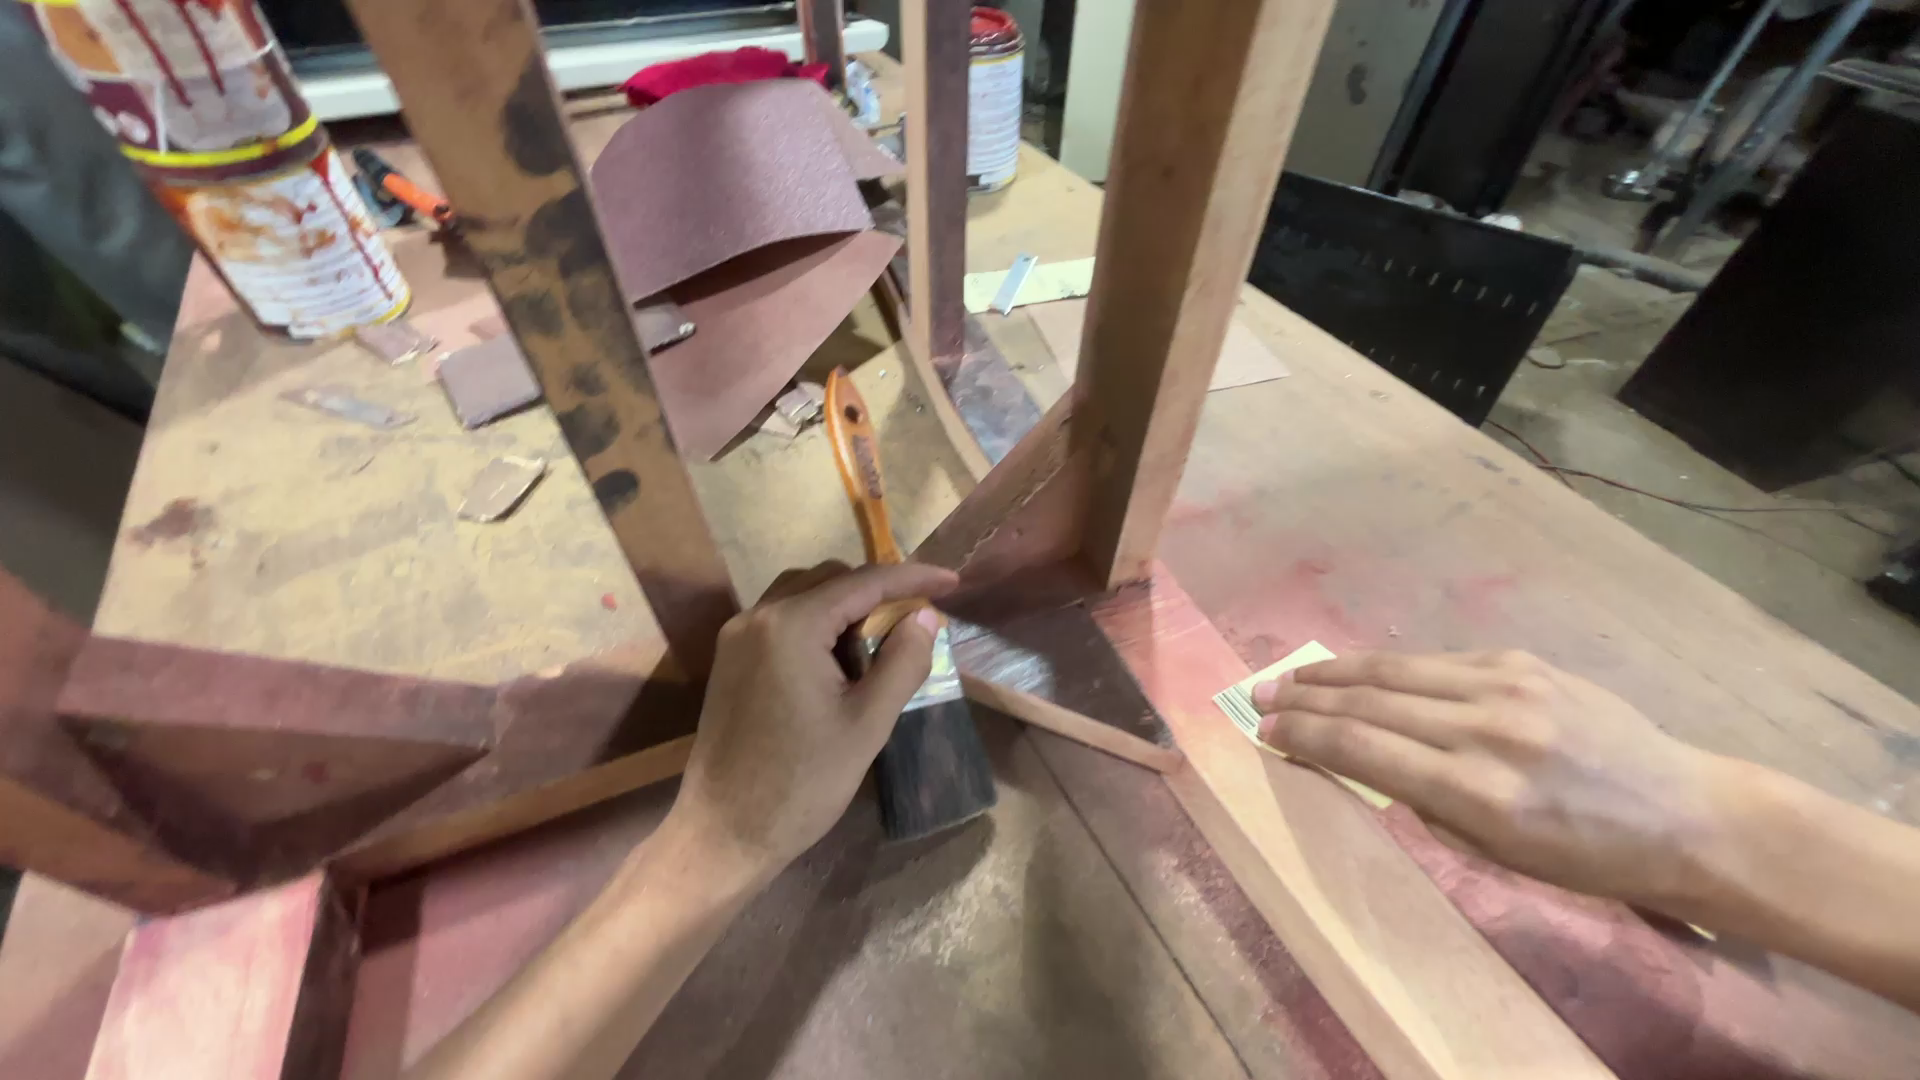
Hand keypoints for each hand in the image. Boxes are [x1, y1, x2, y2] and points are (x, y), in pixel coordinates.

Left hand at [665, 561, 959, 881]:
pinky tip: (839, 662)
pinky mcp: (730, 660)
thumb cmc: (803, 783)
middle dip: (877, 593)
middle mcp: (757, 617)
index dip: (913, 578)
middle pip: (830, 580)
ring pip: (804, 595)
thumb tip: (925, 617)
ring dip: (846, 607)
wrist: (725, 834)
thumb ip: (903, 661)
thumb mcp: (868, 723)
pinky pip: (782, 620)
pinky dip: (818, 624)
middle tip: (915, 624)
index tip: (952, 581)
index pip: (863, 582)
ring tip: (880, 643)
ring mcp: (737, 637)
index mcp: (790, 626)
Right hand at [1253, 650, 1731, 908]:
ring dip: (1330, 674)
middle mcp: (1485, 730)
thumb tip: (1369, 759)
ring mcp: (1505, 687)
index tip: (1264, 730)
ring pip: (1391, 670)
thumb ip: (1423, 803)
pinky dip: (1384, 668)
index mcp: (1478, 793)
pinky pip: (1433, 662)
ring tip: (1292, 677)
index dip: (1303, 736)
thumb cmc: (1590, 857)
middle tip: (1259, 696)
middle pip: (1365, 702)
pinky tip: (1357, 672)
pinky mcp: (1520, 663)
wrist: (1691, 814)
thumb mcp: (1497, 854)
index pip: (1361, 749)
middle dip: (1303, 699)